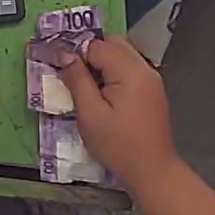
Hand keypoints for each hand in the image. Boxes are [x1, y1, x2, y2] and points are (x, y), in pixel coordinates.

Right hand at [55, 36, 180, 189]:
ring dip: (103, 62)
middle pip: (113, 43)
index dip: (77, 53)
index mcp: (130, 71)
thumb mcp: (90, 114)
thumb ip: (77, 80)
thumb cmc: (118, 146)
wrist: (153, 171)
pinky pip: (131, 67)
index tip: (62, 69)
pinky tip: (104, 94)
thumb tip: (65, 54)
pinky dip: (115, 71)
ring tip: (88, 86)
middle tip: (74, 75)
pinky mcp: (153, 89)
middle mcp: (144, 68)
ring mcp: (152, 78)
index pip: (98, 45)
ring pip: (123, 53)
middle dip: (91, 53)